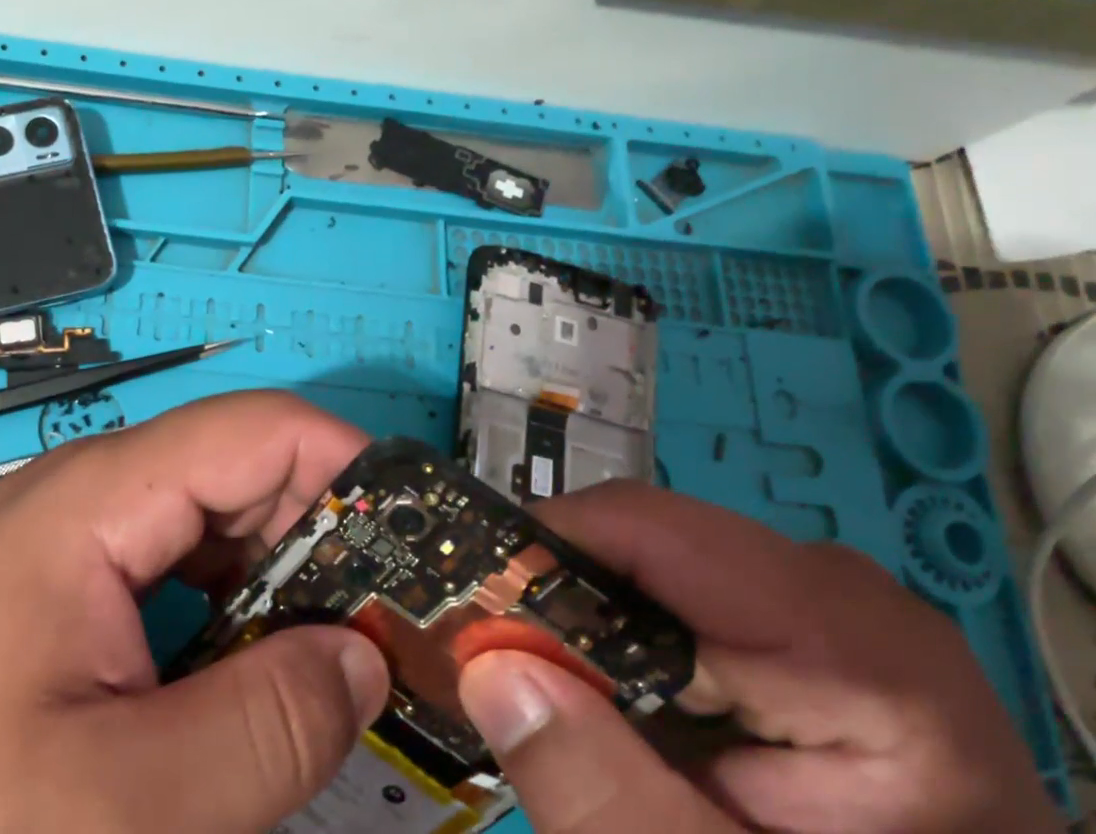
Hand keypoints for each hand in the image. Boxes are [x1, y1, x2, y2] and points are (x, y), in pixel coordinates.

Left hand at [0, 391, 390, 832]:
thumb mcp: (118, 795)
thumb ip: (262, 731)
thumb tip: (360, 662)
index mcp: (102, 501)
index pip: (262, 430)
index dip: (357, 470)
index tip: (432, 548)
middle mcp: (95, 497)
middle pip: (249, 474)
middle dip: (336, 539)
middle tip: (410, 632)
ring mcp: (81, 541)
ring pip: (221, 530)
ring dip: (292, 587)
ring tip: (353, 668)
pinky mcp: (72, 588)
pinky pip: (183, 577)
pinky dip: (241, 618)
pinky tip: (268, 684)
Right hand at [457, 482, 1060, 833]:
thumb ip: (604, 793)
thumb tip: (487, 668)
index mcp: (865, 658)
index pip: (656, 535)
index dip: (540, 552)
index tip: (462, 605)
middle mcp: (850, 601)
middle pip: (645, 544)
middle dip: (553, 596)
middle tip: (489, 664)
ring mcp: (832, 609)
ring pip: (652, 566)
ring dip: (580, 620)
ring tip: (545, 691)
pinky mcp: (810, 628)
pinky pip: (680, 596)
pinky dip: (620, 637)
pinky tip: (610, 700)